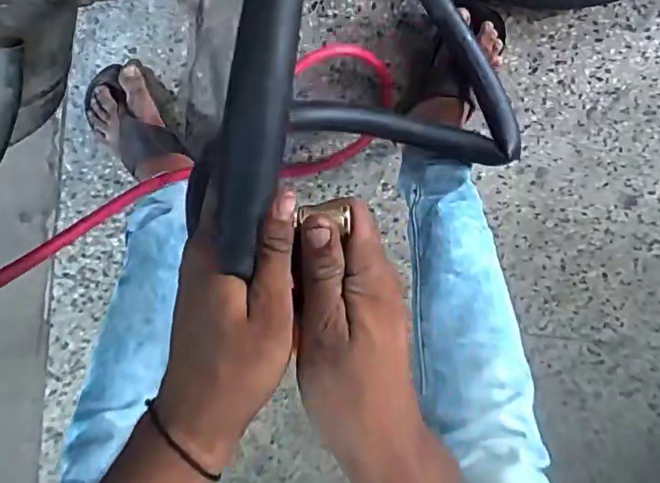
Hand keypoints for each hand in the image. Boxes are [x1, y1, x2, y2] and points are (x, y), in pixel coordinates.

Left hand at [147, 188, 298, 471]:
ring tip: (292, 229)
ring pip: (230, 229)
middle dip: (261, 203)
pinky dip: (249, 248)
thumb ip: (275, 251)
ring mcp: (195, 265)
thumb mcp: (271, 309)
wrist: (199, 411)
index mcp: (210, 245)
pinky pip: (227, 248)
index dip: (256, 177)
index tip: (287, 175)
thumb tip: (283, 195)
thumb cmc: (239, 364)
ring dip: (257, 228)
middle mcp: (197, 247)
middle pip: (229, 207)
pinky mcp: (200, 282)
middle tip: (298, 207)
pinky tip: (273, 258)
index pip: (227, 188)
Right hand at [295, 199, 459, 481]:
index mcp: (372, 275)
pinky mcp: (370, 314)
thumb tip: (316, 217)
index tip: (287, 234)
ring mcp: (377, 297)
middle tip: (278, 262)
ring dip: (311, 261)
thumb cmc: (348, 389)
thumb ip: (322, 271)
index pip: (353, 212)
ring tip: (283, 283)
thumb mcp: (325, 327)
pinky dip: (319, 282)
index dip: (318, 213)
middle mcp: (380, 278)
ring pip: (340, 255)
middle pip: (344, 230)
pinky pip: (343, 279)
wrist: (381, 447)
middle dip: (309, 237)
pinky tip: (298, 304)